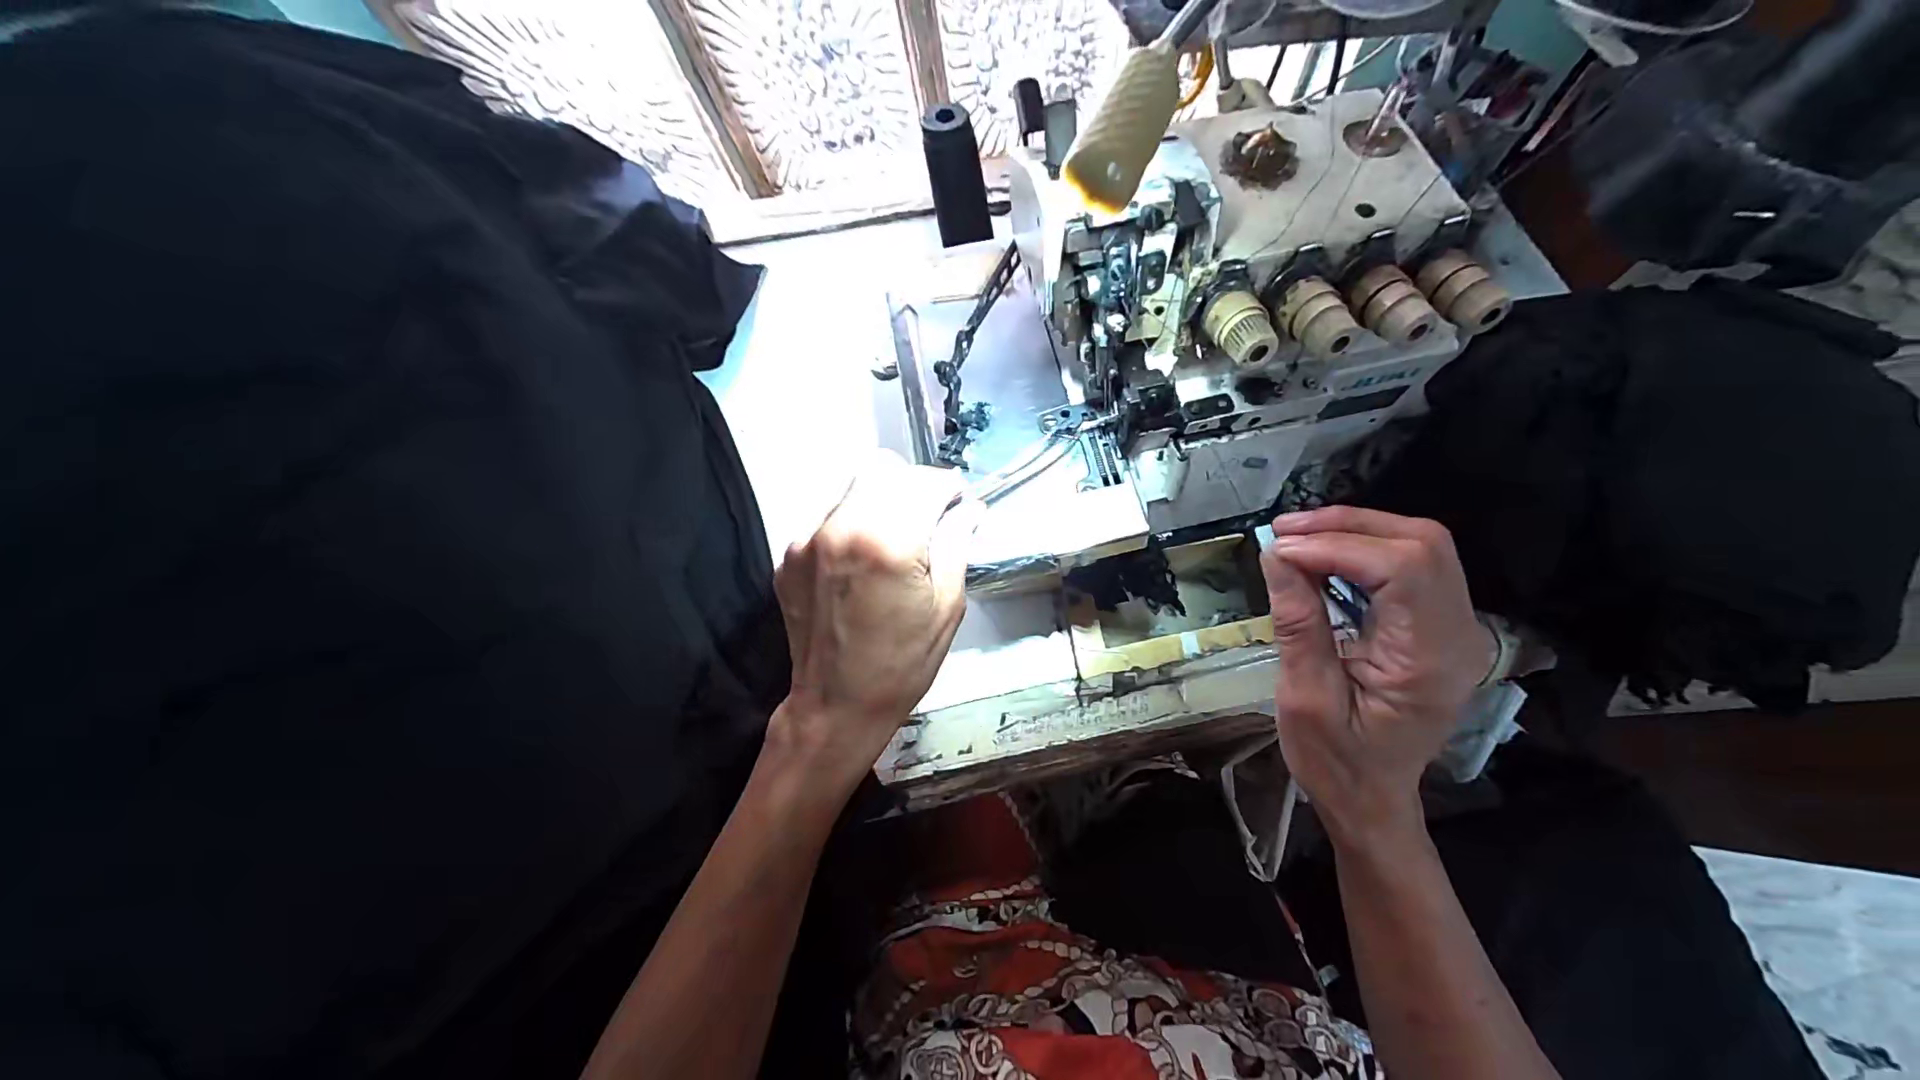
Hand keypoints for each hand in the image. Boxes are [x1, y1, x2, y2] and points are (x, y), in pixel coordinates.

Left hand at [768, 451, 983, 796]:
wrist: (836, 705)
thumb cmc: (900, 666)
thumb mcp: (946, 606)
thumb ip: (956, 544)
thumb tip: (969, 510)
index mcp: (887, 544)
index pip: (925, 484)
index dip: (950, 488)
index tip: (958, 501)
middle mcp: (840, 529)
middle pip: (885, 470)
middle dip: (915, 484)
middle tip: (932, 512)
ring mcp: (808, 540)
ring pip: (852, 484)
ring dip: (883, 495)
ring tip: (899, 530)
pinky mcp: (789, 554)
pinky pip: (828, 513)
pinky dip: (854, 518)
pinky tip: (866, 552)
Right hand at [1260, 507, 1494, 847]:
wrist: (1371, 797)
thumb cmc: (1335, 760)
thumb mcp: (1305, 697)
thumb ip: (1298, 622)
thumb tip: (1278, 555)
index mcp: (1429, 659)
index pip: (1403, 568)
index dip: (1338, 546)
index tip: (1279, 550)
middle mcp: (1457, 635)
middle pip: (1422, 544)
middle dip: (1348, 526)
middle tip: (1284, 533)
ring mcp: (1455, 628)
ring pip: (1420, 546)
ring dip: (1355, 531)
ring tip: (1296, 538)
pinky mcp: (1437, 625)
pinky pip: (1411, 565)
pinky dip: (1363, 548)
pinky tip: (1322, 555)